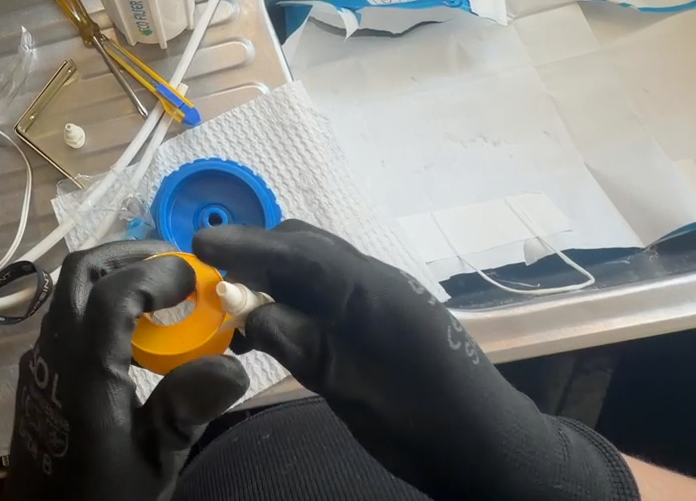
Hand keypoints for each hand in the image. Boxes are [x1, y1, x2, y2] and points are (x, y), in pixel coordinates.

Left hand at [6, 241, 248, 500]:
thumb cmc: (103, 499)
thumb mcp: (154, 463)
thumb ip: (186, 408)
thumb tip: (234, 365)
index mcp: (84, 370)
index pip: (113, 293)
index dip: (155, 273)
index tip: (195, 277)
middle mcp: (54, 349)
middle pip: (82, 271)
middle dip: (129, 256)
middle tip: (174, 265)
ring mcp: (39, 356)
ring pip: (69, 290)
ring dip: (112, 276)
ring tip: (158, 294)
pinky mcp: (36, 369)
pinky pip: (65, 315)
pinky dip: (97, 301)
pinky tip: (130, 331)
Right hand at [193, 220, 637, 500]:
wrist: (496, 451)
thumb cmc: (422, 423)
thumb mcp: (350, 390)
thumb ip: (296, 343)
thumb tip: (243, 311)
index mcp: (367, 291)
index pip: (294, 251)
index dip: (244, 245)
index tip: (199, 246)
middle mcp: (371, 275)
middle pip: (300, 244)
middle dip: (252, 252)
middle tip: (210, 276)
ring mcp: (378, 288)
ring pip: (312, 258)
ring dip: (271, 268)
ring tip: (236, 296)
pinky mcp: (379, 306)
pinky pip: (325, 279)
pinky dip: (292, 287)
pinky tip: (276, 316)